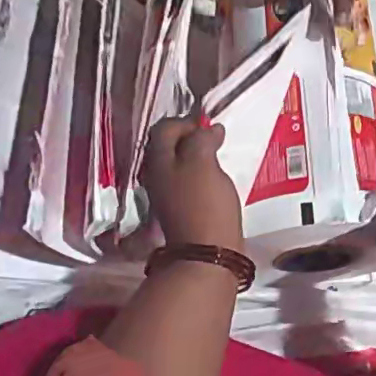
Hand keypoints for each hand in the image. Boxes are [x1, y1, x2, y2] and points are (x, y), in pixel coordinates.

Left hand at [143, 114, 242, 251]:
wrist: (208, 253)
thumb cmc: (205, 203)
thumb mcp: (204, 163)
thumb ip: (203, 140)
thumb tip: (209, 129)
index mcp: (158, 160)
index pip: (164, 128)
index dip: (186, 122)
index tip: (210, 128)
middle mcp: (156, 175)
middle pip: (168, 146)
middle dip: (190, 138)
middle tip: (214, 140)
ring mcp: (167, 194)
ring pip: (178, 165)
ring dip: (196, 157)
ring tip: (218, 158)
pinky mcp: (181, 209)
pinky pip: (187, 182)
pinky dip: (200, 175)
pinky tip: (215, 180)